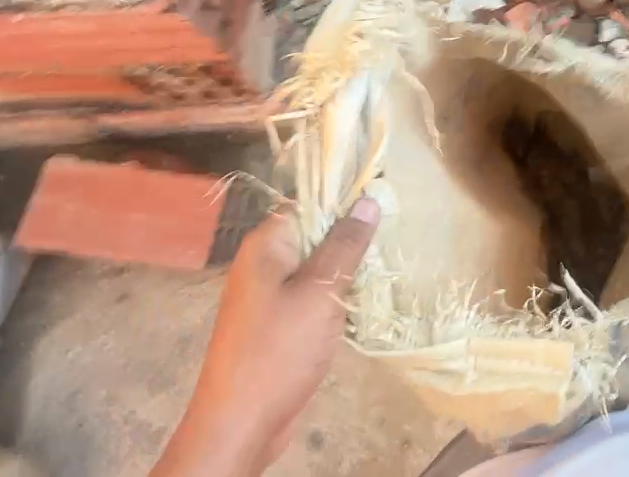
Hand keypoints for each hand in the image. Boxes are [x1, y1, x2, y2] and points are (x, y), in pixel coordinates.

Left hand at [153, 199, 378, 476]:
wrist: (238, 427)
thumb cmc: (278, 351)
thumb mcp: (320, 292)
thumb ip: (346, 244)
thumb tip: (368, 200)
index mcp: (267, 245)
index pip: (311, 202)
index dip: (346, 200)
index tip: (383, 203)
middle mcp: (264, 262)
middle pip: (316, 232)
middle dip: (351, 237)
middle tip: (390, 239)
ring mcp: (269, 294)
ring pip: (317, 266)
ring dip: (346, 270)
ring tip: (384, 267)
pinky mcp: (277, 322)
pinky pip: (312, 294)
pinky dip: (335, 296)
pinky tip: (362, 302)